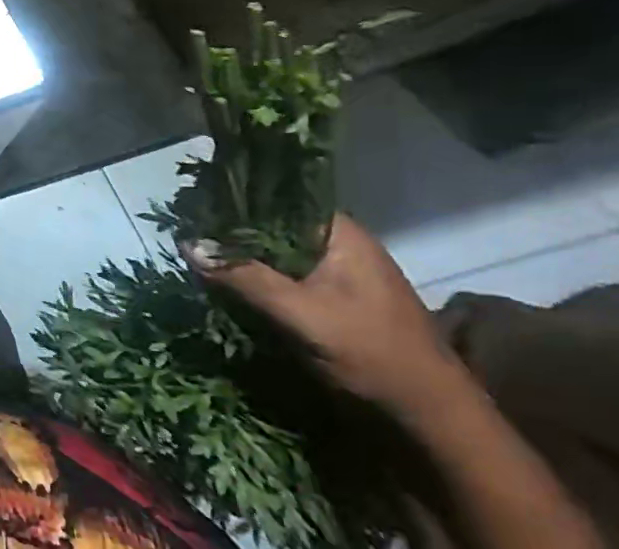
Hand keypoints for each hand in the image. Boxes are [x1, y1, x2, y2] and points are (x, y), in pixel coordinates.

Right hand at [184, 214, 465, 413]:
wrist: (433, 420)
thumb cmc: (373, 355)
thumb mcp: (301, 314)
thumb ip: (244, 277)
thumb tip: (186, 243)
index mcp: (338, 232)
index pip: (273, 197)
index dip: (231, 199)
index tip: (191, 207)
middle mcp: (336, 242)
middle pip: (269, 224)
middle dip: (229, 232)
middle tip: (187, 236)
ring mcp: (335, 271)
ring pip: (272, 251)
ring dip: (240, 257)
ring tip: (198, 259)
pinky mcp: (330, 298)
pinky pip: (281, 275)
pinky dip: (254, 278)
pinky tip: (226, 286)